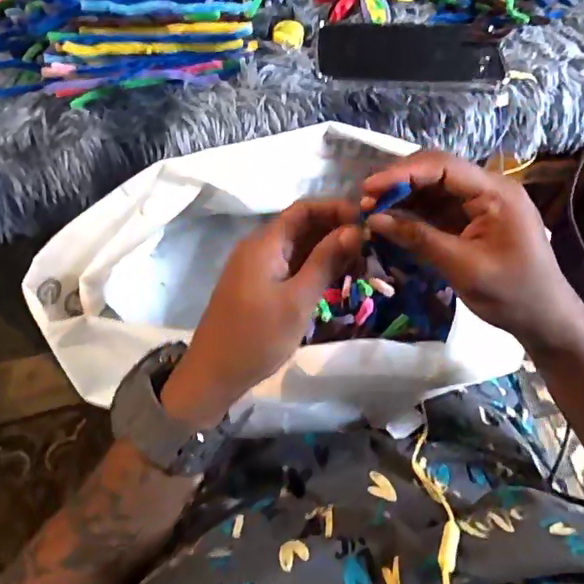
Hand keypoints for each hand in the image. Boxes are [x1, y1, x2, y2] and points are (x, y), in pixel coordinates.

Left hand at [161, 199, 362, 427]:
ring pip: (298, 246)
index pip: (304, 209)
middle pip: (302, 226)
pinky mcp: (258, 285)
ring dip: (328, 250)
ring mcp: (257, 267)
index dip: (336, 209)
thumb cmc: (257, 336)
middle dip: (336, 231)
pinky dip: (314, 267)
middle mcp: (259, 247)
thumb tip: (355, 228)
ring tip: (361, 264)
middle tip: (371, 247)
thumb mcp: (298, 300)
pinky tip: (337, 280)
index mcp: (265, 243)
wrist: (212, 374)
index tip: (368, 221)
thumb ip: (326, 260)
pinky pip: (290, 264)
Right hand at [360, 151, 583, 353]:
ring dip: (403, 196)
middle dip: (399, 182)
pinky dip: (413, 212)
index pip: (443, 167)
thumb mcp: (463, 267)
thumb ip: (419, 238)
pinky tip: (391, 221)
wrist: (546, 320)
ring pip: (433, 187)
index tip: (369, 187)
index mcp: (496, 192)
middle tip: (366, 200)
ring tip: (371, 210)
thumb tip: (374, 219)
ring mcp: (481, 203)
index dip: (402, 172)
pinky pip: (438, 206)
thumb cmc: (512, 294)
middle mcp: (488, 188)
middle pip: (436, 170)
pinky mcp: (473, 219)